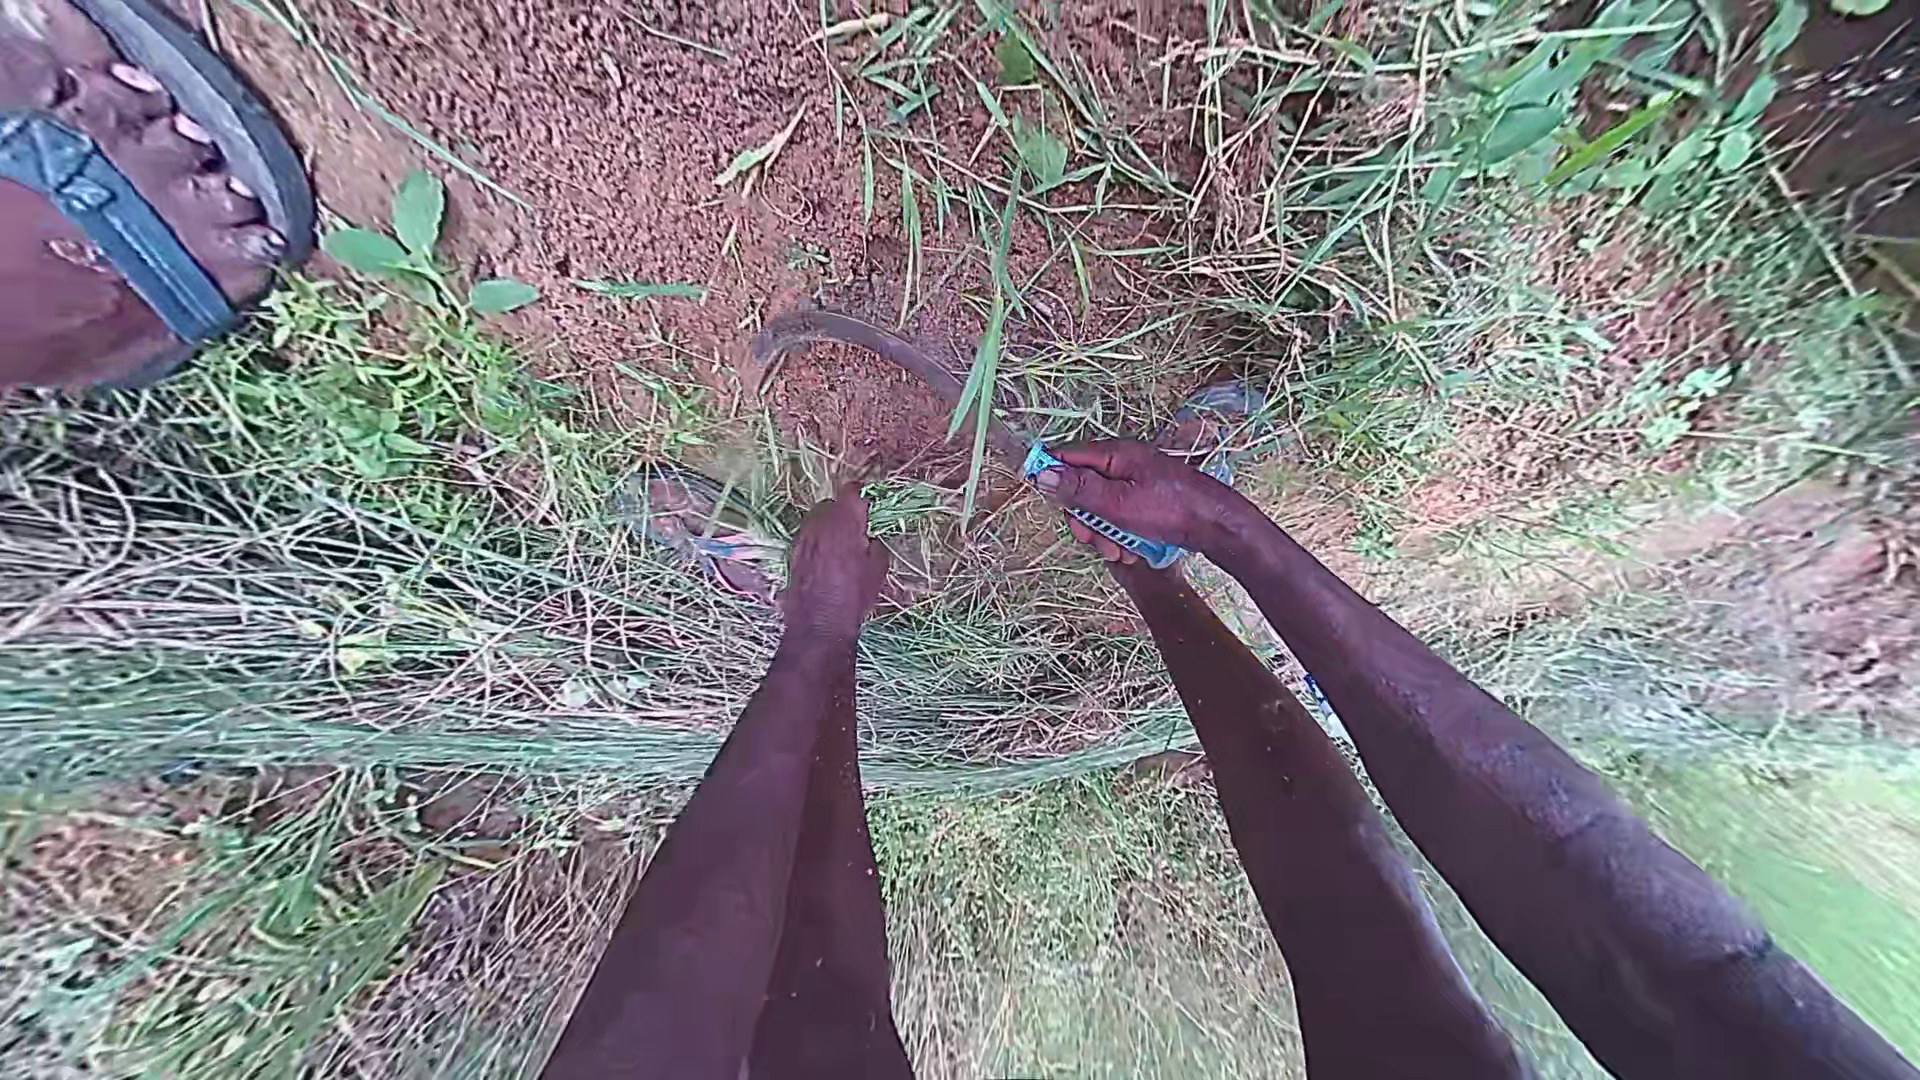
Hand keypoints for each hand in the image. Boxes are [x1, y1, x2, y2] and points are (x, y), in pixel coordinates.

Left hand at [781, 483, 889, 641]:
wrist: (820, 623)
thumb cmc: (854, 595)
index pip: (851, 492)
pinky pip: (809, 536)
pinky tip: (828, 559)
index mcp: (844, 522)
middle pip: (832, 504)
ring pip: (817, 519)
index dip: (862, 493)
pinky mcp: (793, 553)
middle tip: (859, 527)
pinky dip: (819, 540)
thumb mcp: (878, 567)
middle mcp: (819, 524)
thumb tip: (870, 537)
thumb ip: (875, 543)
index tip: (870, 501)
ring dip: (830, 525)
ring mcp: (803, 538)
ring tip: (843, 545)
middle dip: (845, 511)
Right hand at [1034, 440, 1246, 562]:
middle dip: (1084, 519)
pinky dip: (1120, 535)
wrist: (1216, 525)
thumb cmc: (1169, 510)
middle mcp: (1121, 464)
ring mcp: (1133, 483)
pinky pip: (1118, 517)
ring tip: (1119, 550)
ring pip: (1099, 509)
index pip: (1066, 457)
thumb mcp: (1116, 502)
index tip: (1048, 500)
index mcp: (1113, 455)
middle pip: (1080, 489)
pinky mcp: (1143, 502)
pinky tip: (1131, 549)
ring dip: (1103, 534)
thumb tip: (1042, 473)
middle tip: (1093, 540)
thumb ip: (1077, 488)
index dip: (1051, 477)